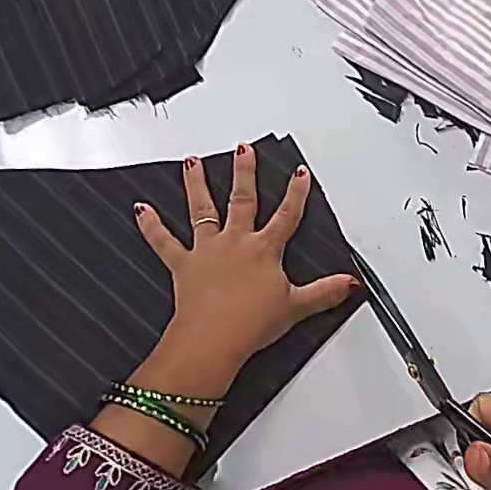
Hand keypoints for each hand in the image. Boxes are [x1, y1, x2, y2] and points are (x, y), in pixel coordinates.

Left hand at [134, 143, 358, 394]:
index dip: (296, 193)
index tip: (299, 173)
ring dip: (197, 185)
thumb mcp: (297, 307)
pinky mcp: (183, 266)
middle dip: (244, 173)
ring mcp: (207, 251)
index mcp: (264, 250)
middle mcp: (235, 243)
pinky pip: (164, 242)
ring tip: (193, 163)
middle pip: (242, 200)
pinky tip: (142, 210)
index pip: (286, 215)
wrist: (213, 339)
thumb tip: (349, 285)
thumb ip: (325, 292)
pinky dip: (151, 226)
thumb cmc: (250, 323)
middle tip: (242, 150)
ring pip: (202, 210)